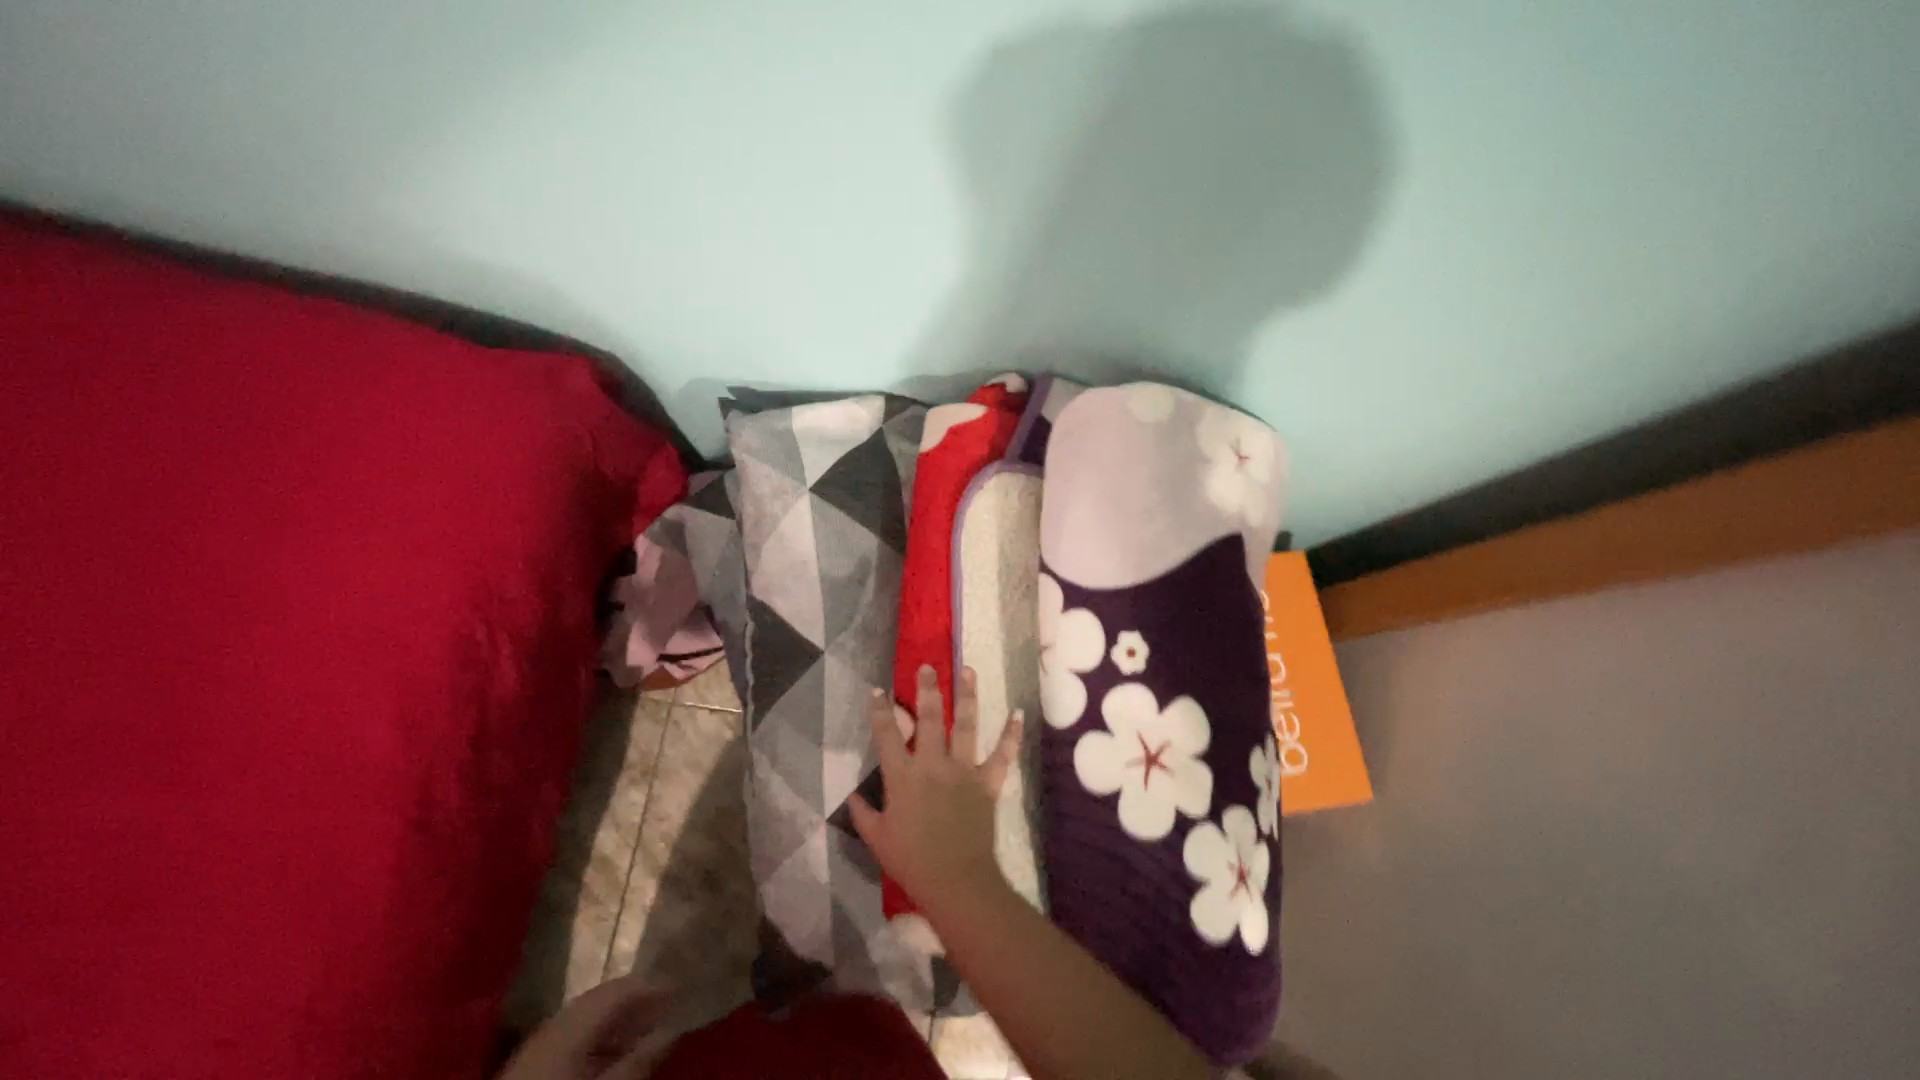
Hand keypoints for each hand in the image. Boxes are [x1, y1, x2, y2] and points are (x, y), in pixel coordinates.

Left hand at [497, 976, 686, 1079]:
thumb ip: (638, 1061)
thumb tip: (673, 1029)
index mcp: (572, 1024)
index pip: (618, 990)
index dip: (652, 985)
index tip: (683, 985)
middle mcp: (556, 1023)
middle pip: (602, 998)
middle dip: (637, 997)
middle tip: (670, 1002)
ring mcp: (542, 1041)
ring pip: (589, 1014)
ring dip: (621, 1016)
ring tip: (650, 1026)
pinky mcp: (536, 1060)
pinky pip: (576, 1032)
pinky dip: (603, 1033)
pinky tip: (617, 1049)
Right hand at [847, 665, 1024, 913]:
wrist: (955, 879)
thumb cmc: (911, 861)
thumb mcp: (877, 839)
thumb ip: (863, 814)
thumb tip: (851, 797)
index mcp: (902, 776)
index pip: (887, 735)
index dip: (880, 710)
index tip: (877, 690)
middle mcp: (932, 764)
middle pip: (929, 718)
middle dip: (928, 689)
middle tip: (928, 666)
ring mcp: (963, 770)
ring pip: (966, 725)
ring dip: (968, 695)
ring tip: (968, 670)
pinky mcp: (987, 782)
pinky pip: (1002, 755)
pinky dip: (1012, 734)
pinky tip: (1018, 713)